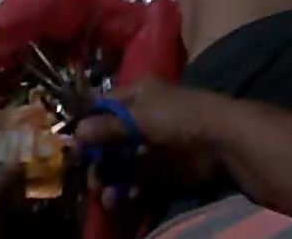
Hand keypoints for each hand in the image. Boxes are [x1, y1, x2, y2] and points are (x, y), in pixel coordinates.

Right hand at [74, 80, 225, 204]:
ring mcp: (151, 144)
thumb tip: (76, 132)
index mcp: (136, 94)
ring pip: (122, 162)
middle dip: (100, 160)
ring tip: (107, 196)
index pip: (105, 108)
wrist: (217, 139)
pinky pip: (138, 179)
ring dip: (112, 179)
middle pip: (111, 139)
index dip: (89, 127)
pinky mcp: (161, 168)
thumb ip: (108, 127)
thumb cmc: (175, 116)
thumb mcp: (138, 117)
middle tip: (93, 180)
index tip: (75, 149)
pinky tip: (124, 198)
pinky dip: (129, 189)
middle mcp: (141, 117)